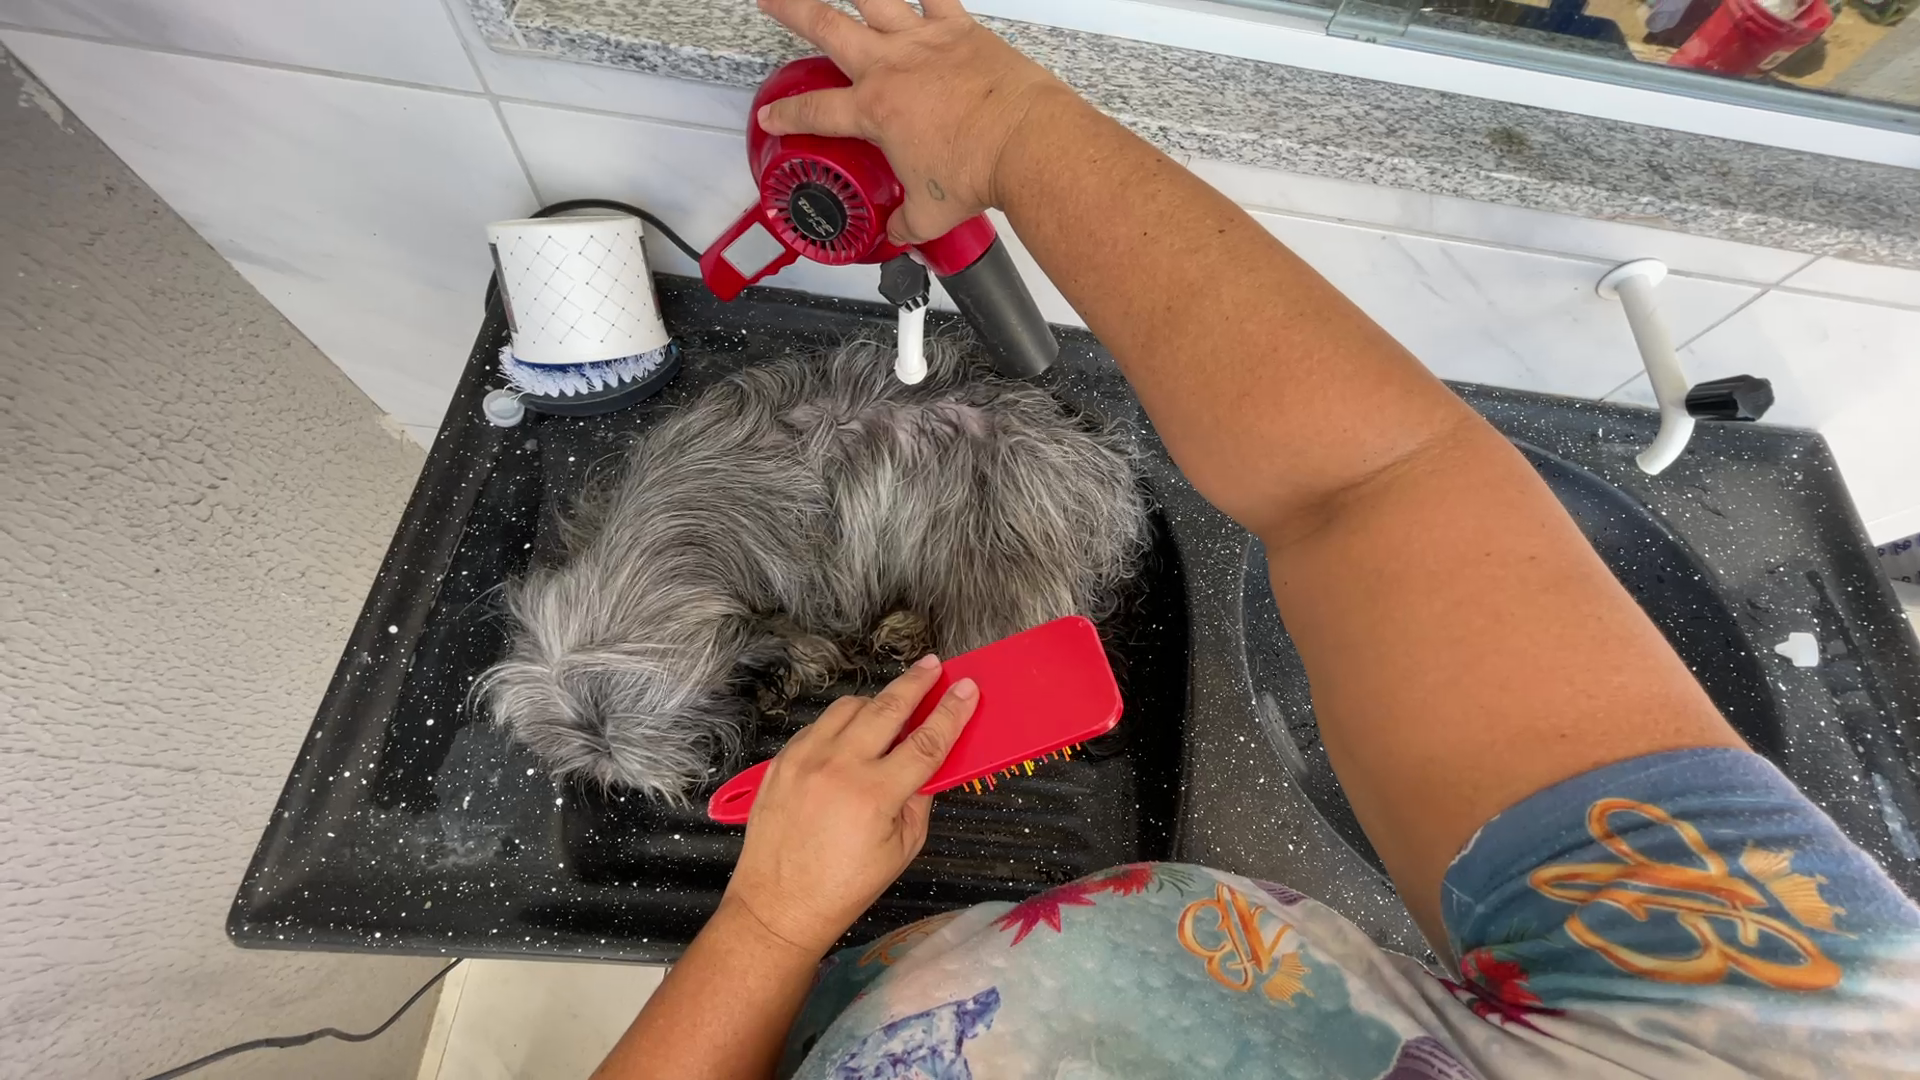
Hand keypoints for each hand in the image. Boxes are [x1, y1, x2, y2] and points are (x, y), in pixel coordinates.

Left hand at [723, 654, 977, 955]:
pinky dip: (843, 723)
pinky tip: (854, 735)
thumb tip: (930, 758)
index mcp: (874, 795)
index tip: (967, 688)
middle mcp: (839, 767)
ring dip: (877, 701)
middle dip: (916, 681)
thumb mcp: (902, 849)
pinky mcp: (783, 758)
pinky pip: (821, 724)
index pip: (926, 741)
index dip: (952, 711)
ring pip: (850, 706)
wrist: (776, 905)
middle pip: (888, 707)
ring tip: (893, 707)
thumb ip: (920, 797)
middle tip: (932, 665)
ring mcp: (805, 758)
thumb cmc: (846, 886)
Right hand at [755, 0, 1077, 244]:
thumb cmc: (978, 173)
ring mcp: (925, 41)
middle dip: (791, 10)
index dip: (788, 116)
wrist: (1023, 143)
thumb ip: (906, 225)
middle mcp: (892, 67)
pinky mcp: (960, 29)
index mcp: (876, 112)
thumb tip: (899, 234)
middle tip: (771, 1)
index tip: (773, 116)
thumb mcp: (929, 215)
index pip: (817, 112)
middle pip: (826, 26)